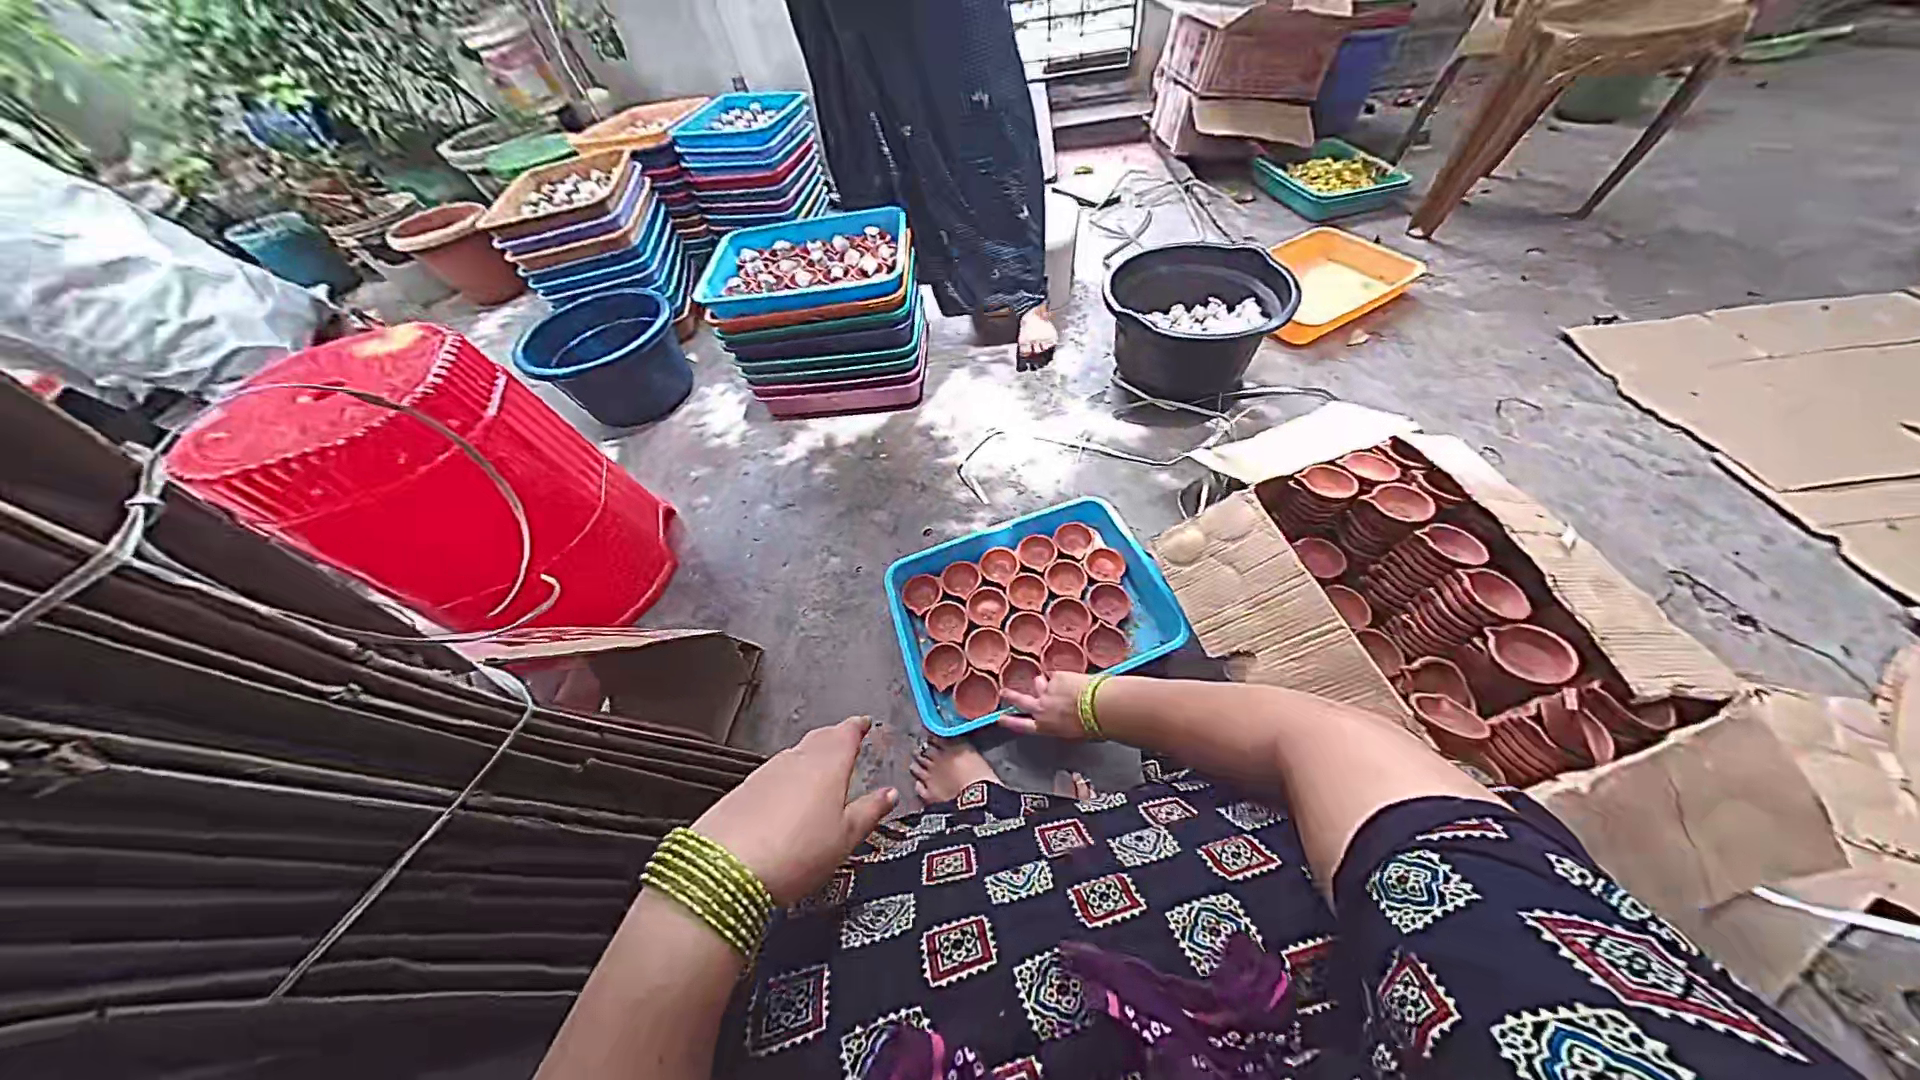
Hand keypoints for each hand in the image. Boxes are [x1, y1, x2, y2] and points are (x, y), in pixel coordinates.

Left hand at [691, 716, 896, 903]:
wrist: (726, 870)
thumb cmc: (792, 853)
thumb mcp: (846, 836)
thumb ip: (870, 810)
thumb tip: (889, 795)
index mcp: (828, 763)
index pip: (846, 732)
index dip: (857, 727)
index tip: (863, 723)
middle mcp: (796, 759)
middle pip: (820, 739)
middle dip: (835, 738)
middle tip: (845, 742)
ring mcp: (766, 772)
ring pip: (794, 756)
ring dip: (809, 759)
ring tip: (819, 774)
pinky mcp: (743, 790)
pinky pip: (772, 776)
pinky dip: (785, 780)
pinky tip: (786, 800)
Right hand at [999, 671, 1092, 739]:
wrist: (1099, 706)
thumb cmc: (1092, 726)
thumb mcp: (1072, 732)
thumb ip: (1061, 724)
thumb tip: (1063, 717)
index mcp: (1045, 727)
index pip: (1022, 725)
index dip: (1010, 722)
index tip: (1000, 718)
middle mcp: (1041, 709)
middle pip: (1020, 700)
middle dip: (1011, 696)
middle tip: (1004, 693)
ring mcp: (1047, 691)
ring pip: (1039, 683)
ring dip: (1043, 683)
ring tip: (1055, 683)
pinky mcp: (1056, 677)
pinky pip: (1055, 675)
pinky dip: (1062, 677)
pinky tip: (1072, 680)